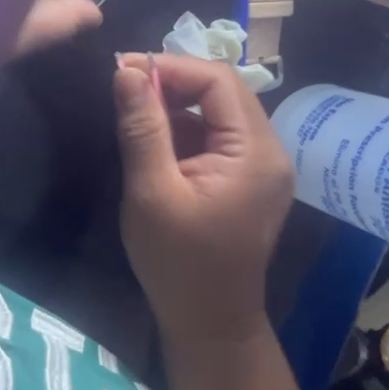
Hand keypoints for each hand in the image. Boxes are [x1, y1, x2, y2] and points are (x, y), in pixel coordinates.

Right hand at [113, 54, 294, 347]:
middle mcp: (268, 151)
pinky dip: (181, 129)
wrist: (209, 323)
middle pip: (222, 91)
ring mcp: (259, 166)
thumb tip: (126, 70)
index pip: (218, 80)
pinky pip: (214, 135)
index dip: (170, 66)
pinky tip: (150, 140)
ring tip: (129, 114)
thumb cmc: (178, 263)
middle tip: (121, 88)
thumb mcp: (151, 191)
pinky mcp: (245, 179)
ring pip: (216, 111)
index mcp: (254, 152)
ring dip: (173, 105)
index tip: (122, 72)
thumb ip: (142, 128)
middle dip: (170, 82)